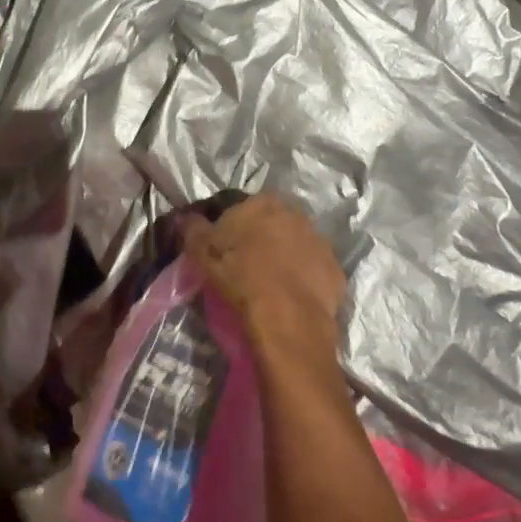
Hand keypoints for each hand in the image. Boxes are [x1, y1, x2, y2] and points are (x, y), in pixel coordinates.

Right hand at [183, 194, 345, 363]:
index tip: (224, 247)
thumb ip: (193, 228)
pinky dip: (304, 281)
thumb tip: (184, 217)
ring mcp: (320, 242)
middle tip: (246, 265)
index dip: (232, 228)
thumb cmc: (240, 278)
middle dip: (261, 239)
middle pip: (273, 224)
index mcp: (263, 203)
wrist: (286, 318)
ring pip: (296, 246)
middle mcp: (296, 214)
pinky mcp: (335, 270)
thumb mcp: (203, 252)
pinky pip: (314, 271)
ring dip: (285, 258)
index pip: (242, 208)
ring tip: (270, 284)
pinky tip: (291, 298)